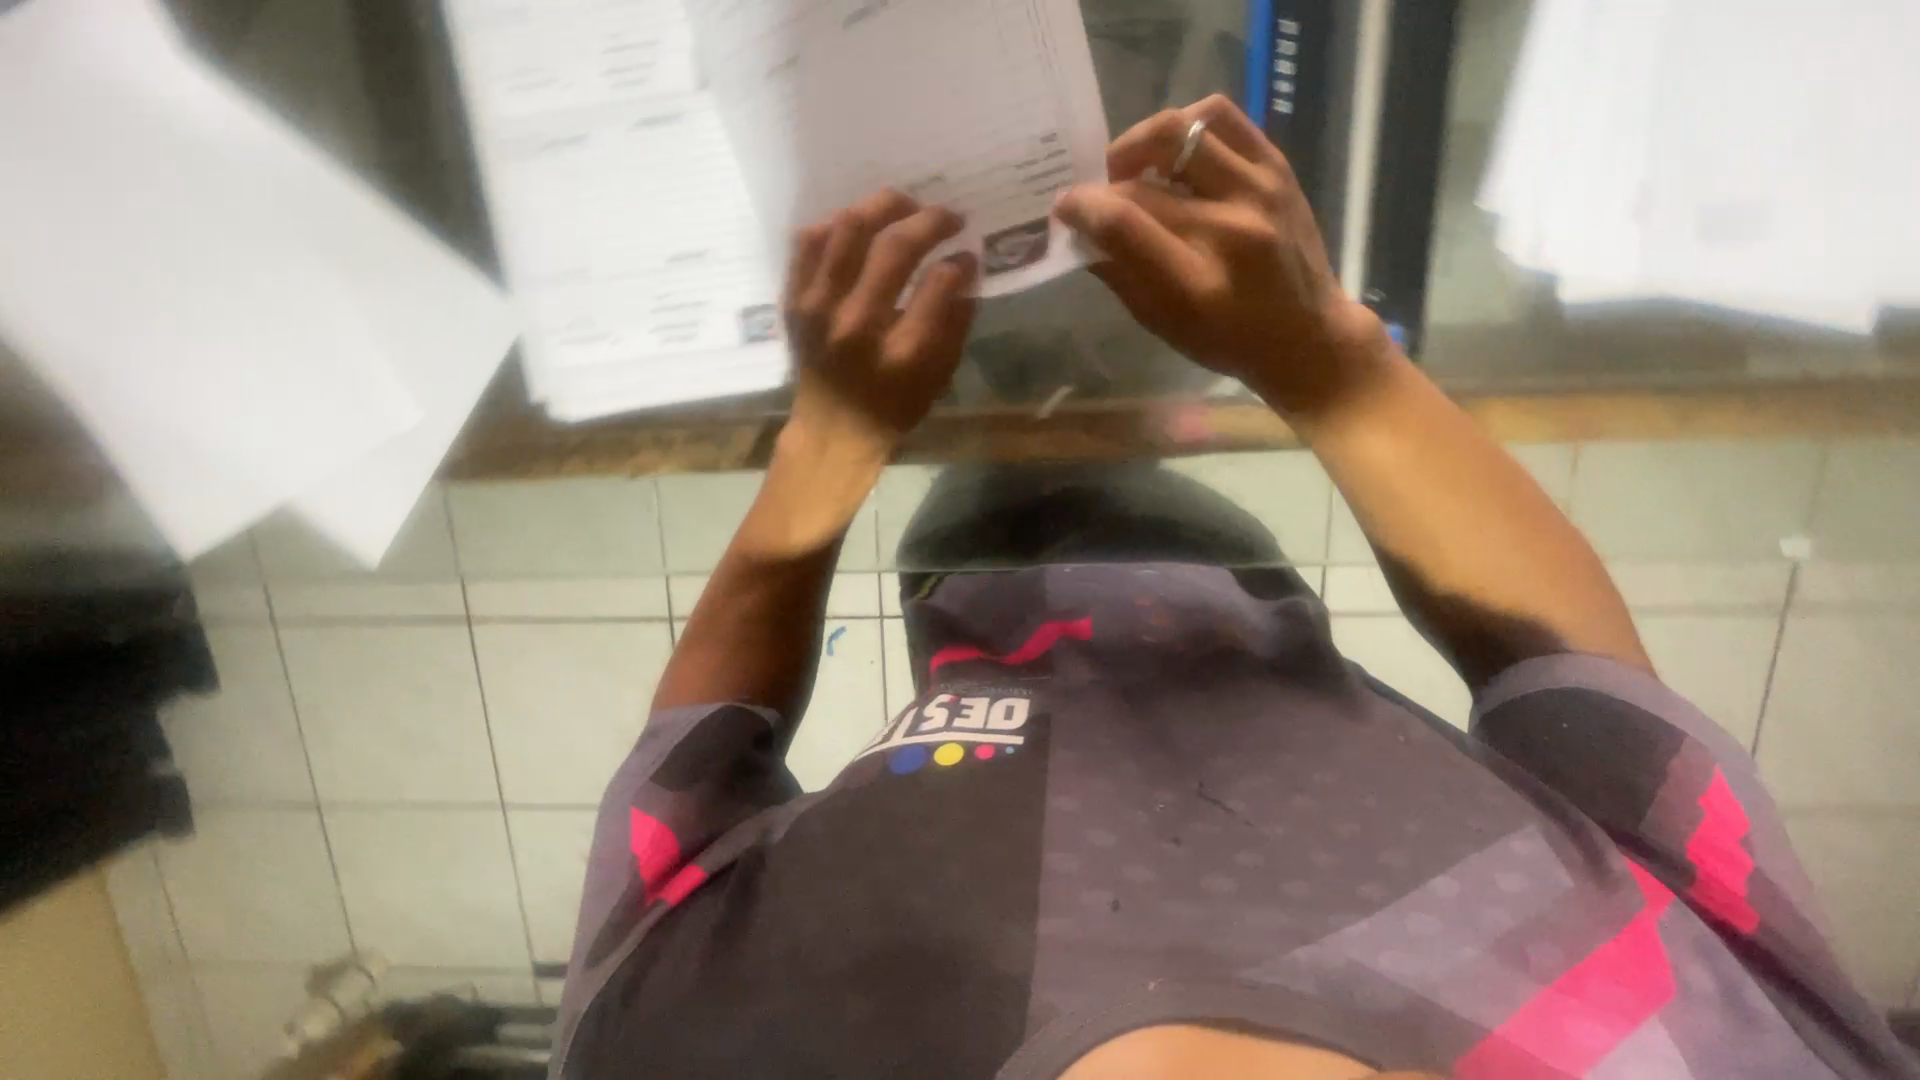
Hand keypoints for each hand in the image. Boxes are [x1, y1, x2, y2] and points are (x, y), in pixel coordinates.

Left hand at [781, 190, 978, 459]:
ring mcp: (818, 308)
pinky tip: (860, 226)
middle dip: (930, 222)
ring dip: (883, 207)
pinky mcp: (793, 300)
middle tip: (949, 217)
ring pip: (848, 229)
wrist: (831, 429)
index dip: (959, 261)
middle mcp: (855, 324)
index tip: (967, 252)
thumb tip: (966, 266)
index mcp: (900, 352)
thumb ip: (956, 321)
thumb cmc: (894, 406)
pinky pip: (809, 240)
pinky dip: (837, 223)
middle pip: (893, 247)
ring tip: (906, 206)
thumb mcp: (939, 376)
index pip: (937, 284)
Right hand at [1053, 95, 1389, 415]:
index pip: (1124, 223)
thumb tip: (1081, 229)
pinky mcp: (1276, 167)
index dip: (1082, 207)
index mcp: (1195, 281)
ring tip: (1135, 167)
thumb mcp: (1162, 323)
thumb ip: (1119, 273)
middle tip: (1099, 195)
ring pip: (1182, 128)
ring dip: (1141, 142)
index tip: (1065, 208)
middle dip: (1104, 183)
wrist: (1308, 334)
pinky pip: (1221, 117)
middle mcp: (1230, 227)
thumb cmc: (1226, 341)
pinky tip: (1173, 152)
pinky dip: (1185, 126)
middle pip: (1143, 180)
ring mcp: (1259, 189)